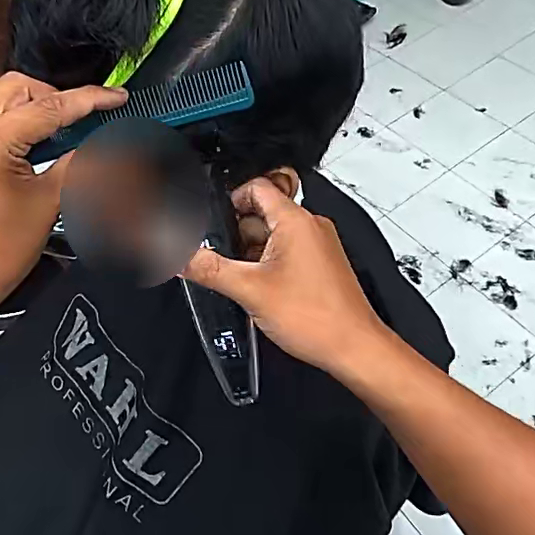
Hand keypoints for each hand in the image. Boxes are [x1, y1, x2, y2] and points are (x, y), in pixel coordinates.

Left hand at [0, 71, 124, 318]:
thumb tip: (109, 146)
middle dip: (58, 99)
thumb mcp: (52, 202)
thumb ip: (83, 164)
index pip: (52, 106)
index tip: (115, 98)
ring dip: (22, 98)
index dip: (91, 100)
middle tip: (85, 120)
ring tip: (46, 123)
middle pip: (20, 87)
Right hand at [181, 177, 393, 376]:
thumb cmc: (319, 318)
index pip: (256, 187)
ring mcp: (318, 247)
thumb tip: (182, 256)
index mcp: (296, 220)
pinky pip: (287, 254)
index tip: (212, 222)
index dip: (229, 200)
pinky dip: (268, 266)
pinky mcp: (321, 266)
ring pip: (273, 237)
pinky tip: (261, 291)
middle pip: (261, 214)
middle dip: (236, 235)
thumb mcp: (251, 291)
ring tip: (243, 281)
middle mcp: (311, 228)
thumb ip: (210, 269)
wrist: (352, 346)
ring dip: (251, 254)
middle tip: (221, 259)